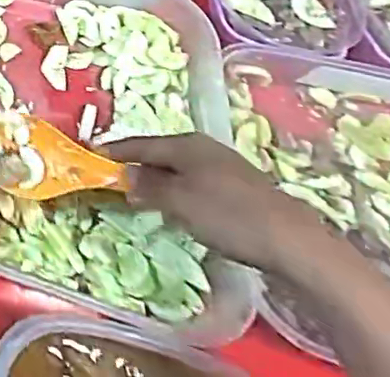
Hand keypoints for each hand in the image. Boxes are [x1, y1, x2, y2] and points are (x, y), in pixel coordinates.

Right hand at [108, 133, 333, 273]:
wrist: (298, 246)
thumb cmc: (229, 216)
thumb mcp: (178, 202)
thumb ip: (146, 187)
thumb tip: (123, 176)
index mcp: (184, 143)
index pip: (138, 144)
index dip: (113, 151)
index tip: (91, 157)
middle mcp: (203, 147)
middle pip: (159, 154)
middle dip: (137, 166)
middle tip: (115, 180)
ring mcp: (226, 167)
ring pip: (180, 169)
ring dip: (160, 181)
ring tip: (144, 197)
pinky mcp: (243, 188)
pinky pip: (198, 182)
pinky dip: (181, 191)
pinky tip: (182, 208)